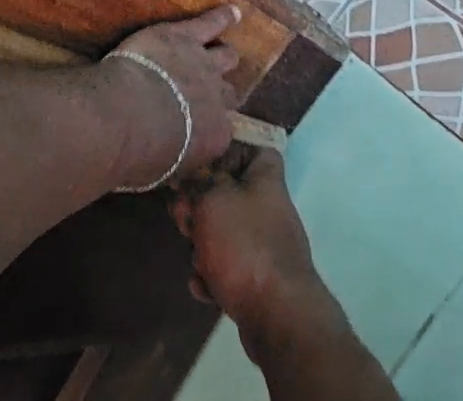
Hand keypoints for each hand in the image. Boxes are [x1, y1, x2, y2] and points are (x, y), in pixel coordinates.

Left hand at [104, 5, 241, 188]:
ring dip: (224, 57)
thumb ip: (173, 159)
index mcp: (214, 135)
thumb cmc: (137, 153)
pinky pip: (210, 23)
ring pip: (225, 57)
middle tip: (204, 94)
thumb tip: (170, 157)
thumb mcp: (160, 170)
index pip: (220, 130)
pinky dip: (222, 16)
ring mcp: (204, 64)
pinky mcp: (185, 37)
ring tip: (228, 53)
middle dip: (217, 94)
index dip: (209, 127)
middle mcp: (217, 99)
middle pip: (226, 93)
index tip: (197, 128)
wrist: (125, 115)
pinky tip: (231, 11)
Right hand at [169, 149, 322, 332]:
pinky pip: (226, 267)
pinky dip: (213, 276)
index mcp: (265, 178)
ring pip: (221, 233)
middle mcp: (267, 207)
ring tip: (200, 261)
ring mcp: (264, 244)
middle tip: (185, 221)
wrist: (277, 315)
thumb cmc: (245, 245)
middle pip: (225, 194)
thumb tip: (192, 176)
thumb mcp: (213, 200)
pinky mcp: (258, 277)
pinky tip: (204, 287)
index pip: (251, 147)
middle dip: (198, 209)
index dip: (224, 151)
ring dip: (202, 248)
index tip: (196, 165)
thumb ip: (198, 182)